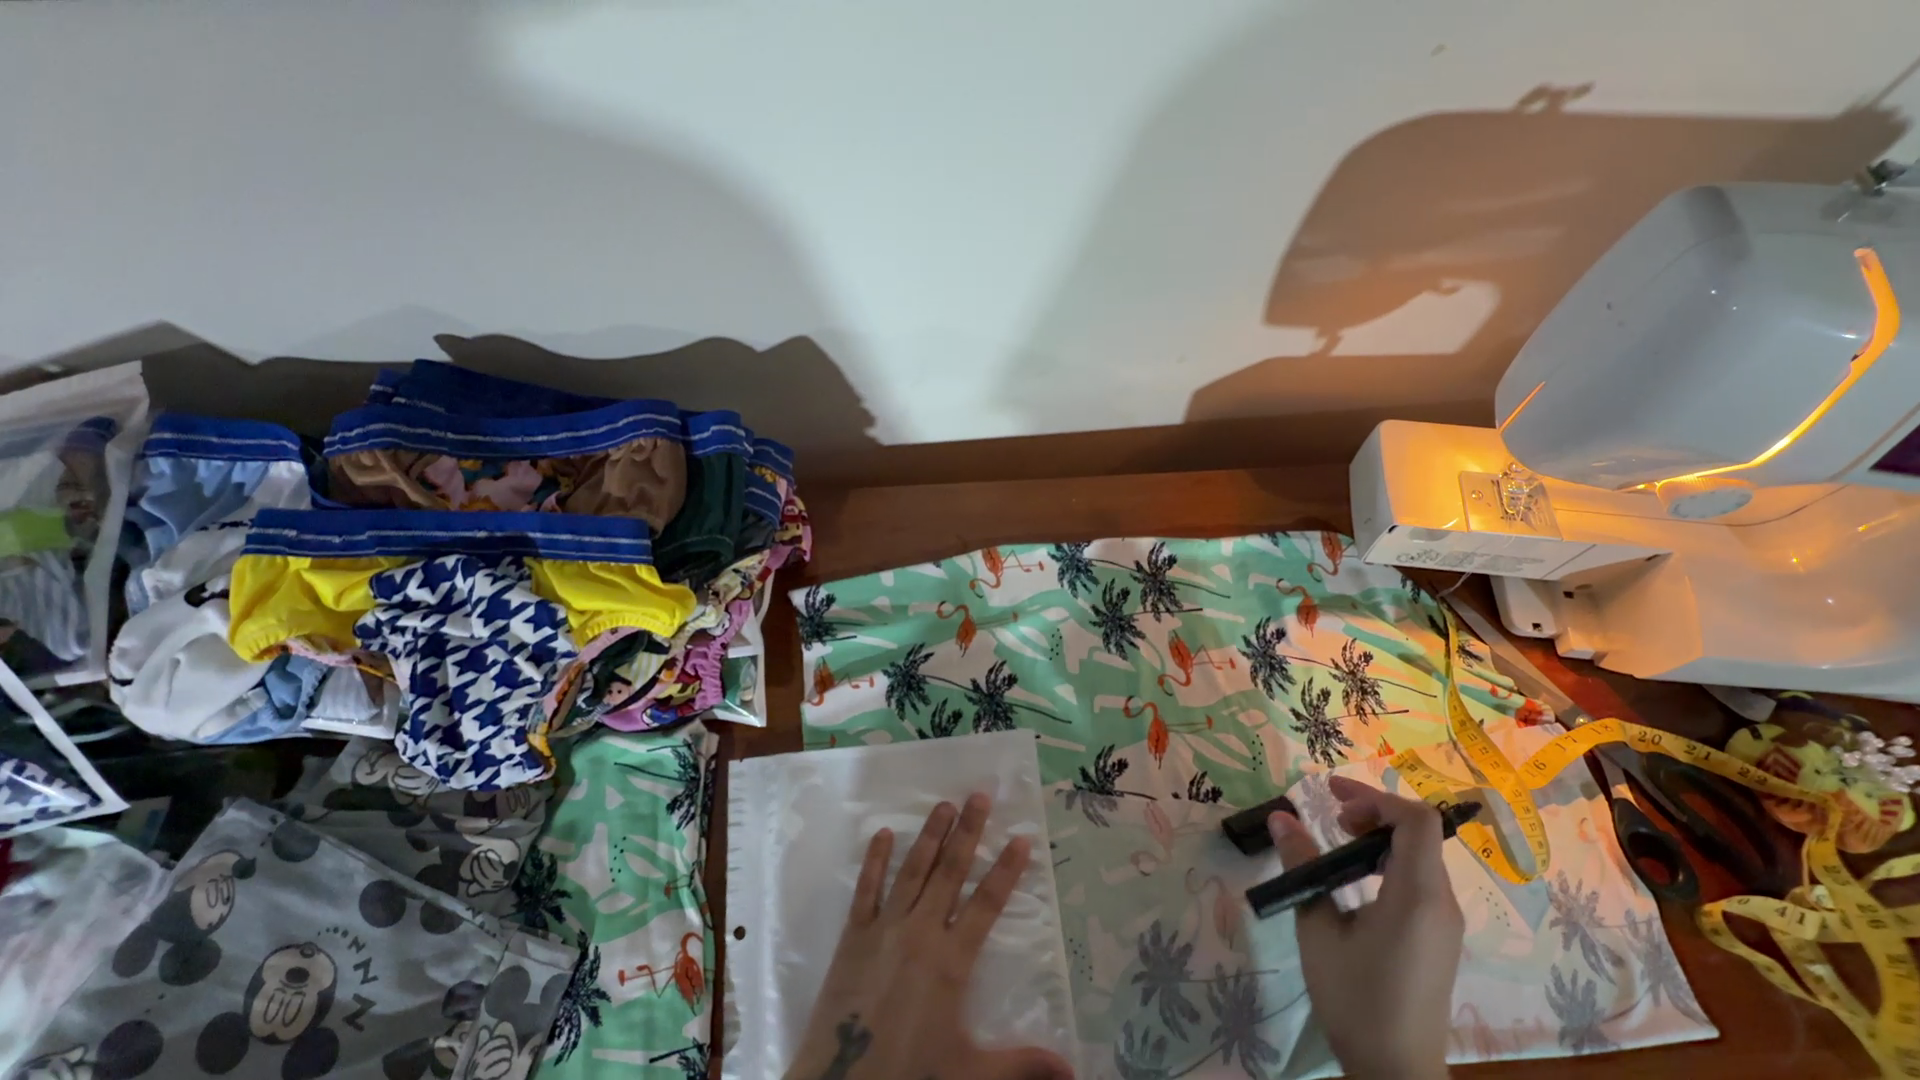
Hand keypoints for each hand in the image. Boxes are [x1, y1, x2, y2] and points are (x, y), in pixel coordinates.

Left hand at [782, 793, 1073, 1079]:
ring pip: (912, 872)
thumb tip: (1071, 1071)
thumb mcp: (970, 1070)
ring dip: (930, 836)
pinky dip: (875, 861)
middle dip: (968, 833)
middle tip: (979, 796)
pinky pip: (866, 890)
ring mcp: (883, 930)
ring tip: (943, 805)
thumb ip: (1021, 1064)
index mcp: (951, 961)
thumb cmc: (908, 1072)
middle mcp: (920, 933)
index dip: (1006, 871)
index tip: (1021, 838)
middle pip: (950, 873)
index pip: (986, 905)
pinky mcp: (853, 937)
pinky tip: (883, 834)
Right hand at [1267, 776, 1463, 1079]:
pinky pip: (1419, 882)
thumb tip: (1281, 818)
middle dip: (1373, 814)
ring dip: (1379, 839)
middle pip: (1419, 834)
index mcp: (1418, 895)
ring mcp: (1444, 922)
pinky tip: (1355, 884)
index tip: (1331, 794)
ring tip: (1337, 848)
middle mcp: (1442, 902)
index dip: (1375, 796)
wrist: (1396, 1069)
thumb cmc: (1354, 998)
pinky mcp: (1438, 938)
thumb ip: (1303, 868)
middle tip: (1331, 820)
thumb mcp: (1317, 929)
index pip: (1416, 820)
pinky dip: (1387, 864)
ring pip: (1420, 857)